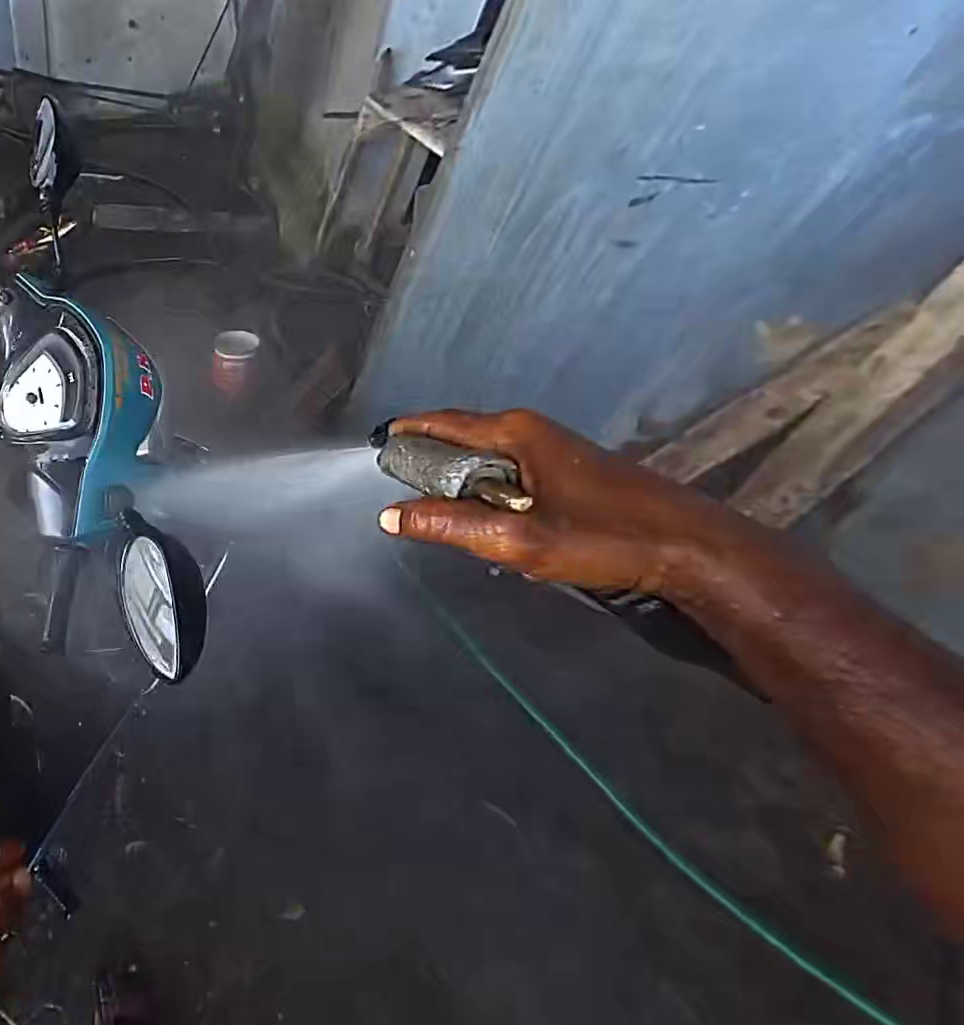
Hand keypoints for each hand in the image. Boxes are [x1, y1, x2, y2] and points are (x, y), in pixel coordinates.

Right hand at [378, 409, 775, 598]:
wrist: (698, 554)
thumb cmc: (608, 540)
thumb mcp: (517, 539)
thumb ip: (448, 524)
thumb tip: (388, 515)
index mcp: (515, 434)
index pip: (440, 422)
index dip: (403, 432)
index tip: (374, 447)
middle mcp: (531, 432)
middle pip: (457, 438)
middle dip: (423, 459)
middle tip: (399, 489)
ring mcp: (550, 450)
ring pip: (479, 457)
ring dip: (451, 478)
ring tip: (433, 508)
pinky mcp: (563, 471)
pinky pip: (500, 471)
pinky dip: (477, 488)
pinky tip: (478, 516)